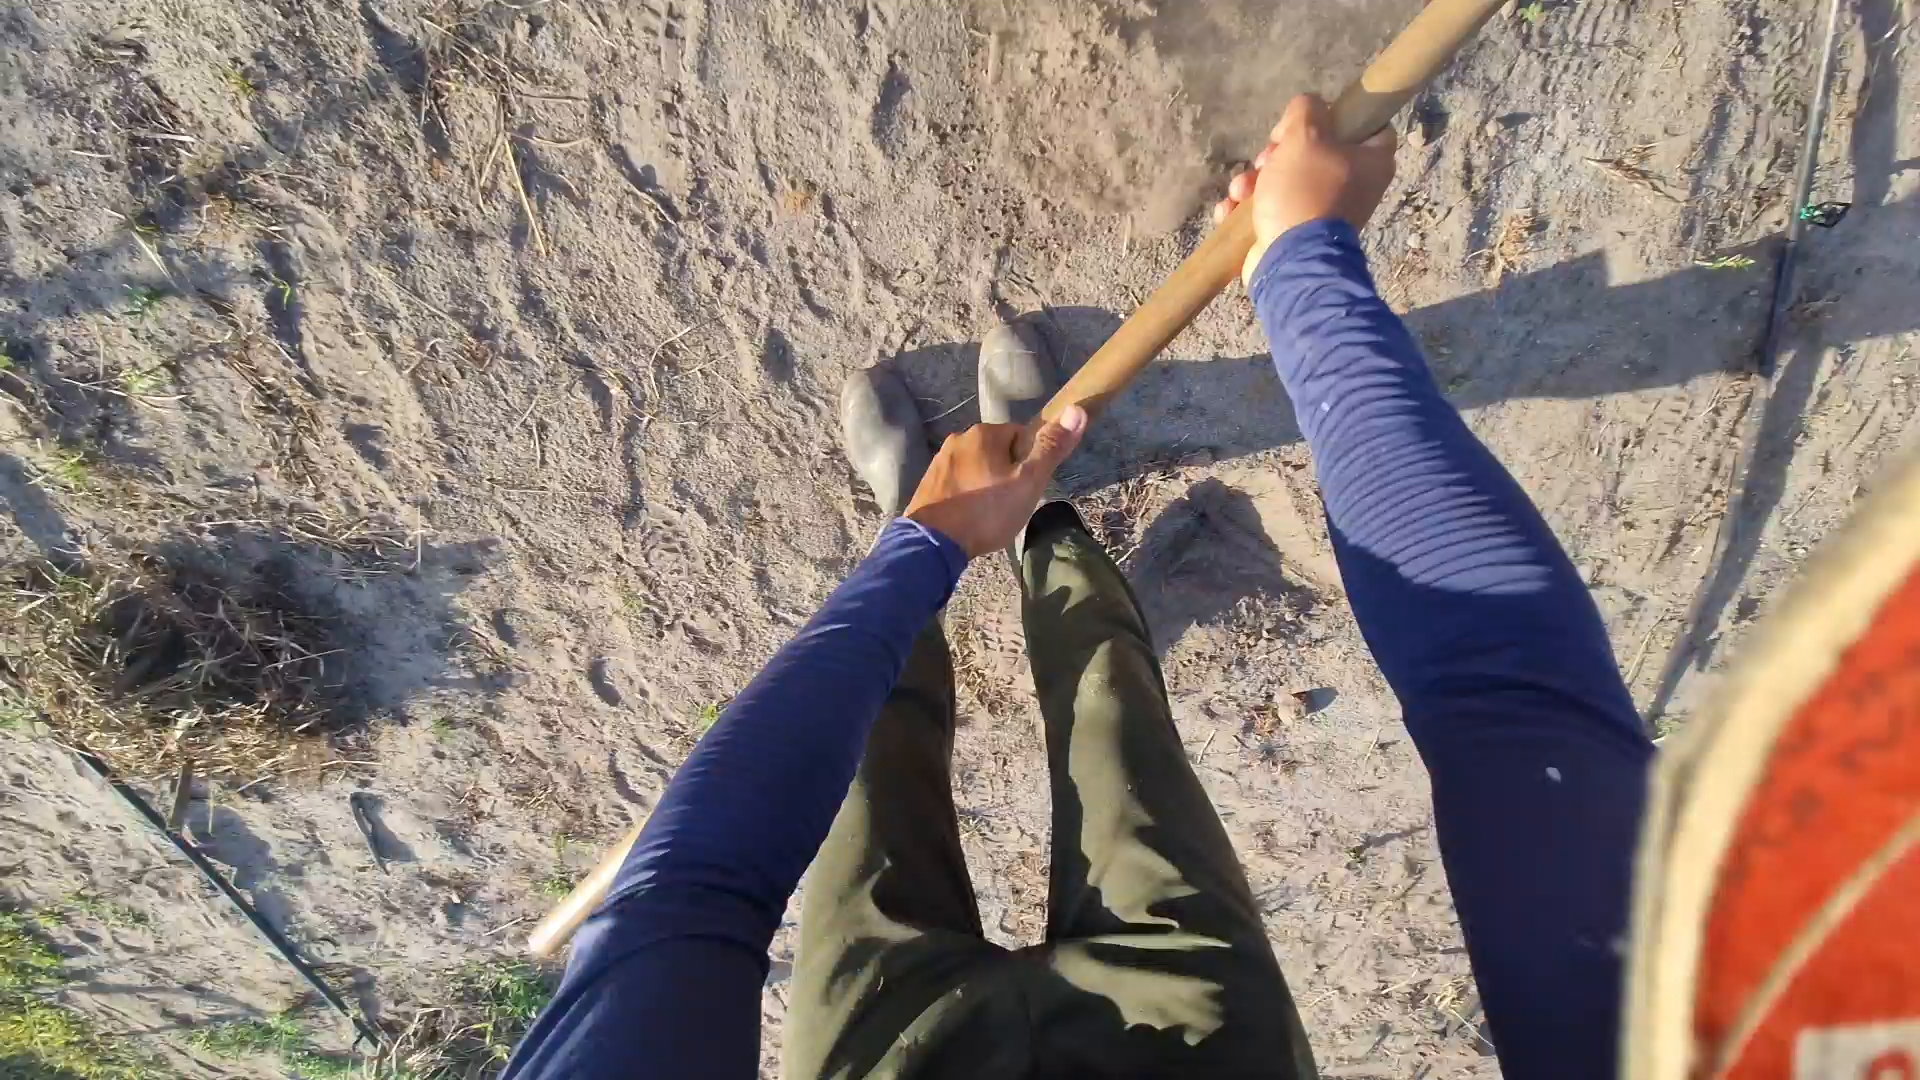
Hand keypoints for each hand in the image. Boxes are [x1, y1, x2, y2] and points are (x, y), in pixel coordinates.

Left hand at [904, 406, 1087, 557]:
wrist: (934, 543)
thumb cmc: (987, 511)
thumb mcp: (1028, 482)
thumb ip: (1051, 448)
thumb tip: (1077, 410)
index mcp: (983, 433)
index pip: (1021, 436)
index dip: (1030, 462)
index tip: (1028, 487)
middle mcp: (958, 439)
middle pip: (997, 452)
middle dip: (1007, 473)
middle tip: (1011, 504)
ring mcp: (939, 461)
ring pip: (976, 468)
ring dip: (986, 485)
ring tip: (990, 514)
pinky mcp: (928, 483)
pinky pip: (958, 483)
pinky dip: (967, 495)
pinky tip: (971, 517)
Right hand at [1212, 94, 1397, 287]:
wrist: (1288, 261)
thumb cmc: (1304, 194)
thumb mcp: (1305, 136)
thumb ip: (1305, 110)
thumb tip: (1302, 109)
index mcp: (1372, 160)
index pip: (1364, 123)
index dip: (1331, 117)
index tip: (1304, 123)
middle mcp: (1352, 187)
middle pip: (1312, 153)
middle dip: (1277, 155)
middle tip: (1265, 160)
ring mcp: (1320, 214)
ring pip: (1283, 182)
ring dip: (1253, 182)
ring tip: (1239, 190)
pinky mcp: (1291, 236)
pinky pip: (1267, 212)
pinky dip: (1245, 210)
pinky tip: (1228, 210)